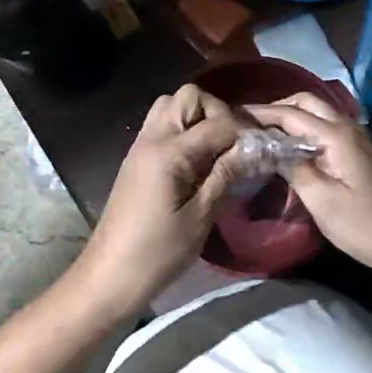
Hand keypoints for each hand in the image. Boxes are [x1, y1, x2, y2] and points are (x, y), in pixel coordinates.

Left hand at [76, 85, 245, 312]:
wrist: (109, 276)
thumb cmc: (157, 252)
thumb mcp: (200, 217)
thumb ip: (226, 175)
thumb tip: (255, 148)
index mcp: (168, 151)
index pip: (217, 122)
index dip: (244, 133)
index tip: (262, 152)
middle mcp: (152, 138)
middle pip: (188, 97)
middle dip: (217, 113)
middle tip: (234, 147)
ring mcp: (140, 146)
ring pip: (171, 106)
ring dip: (198, 119)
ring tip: (215, 152)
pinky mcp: (136, 159)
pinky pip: (161, 126)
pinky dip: (183, 131)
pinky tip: (197, 163)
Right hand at [244, 93, 371, 280]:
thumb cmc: (366, 226)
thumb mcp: (321, 200)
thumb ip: (291, 167)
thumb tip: (265, 145)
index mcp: (336, 135)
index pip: (290, 114)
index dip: (259, 113)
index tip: (231, 117)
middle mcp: (348, 128)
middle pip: (307, 103)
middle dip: (276, 107)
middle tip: (248, 123)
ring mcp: (358, 139)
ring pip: (319, 114)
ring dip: (292, 116)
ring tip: (264, 134)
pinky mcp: (361, 153)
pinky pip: (327, 129)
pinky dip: (305, 129)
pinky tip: (291, 148)